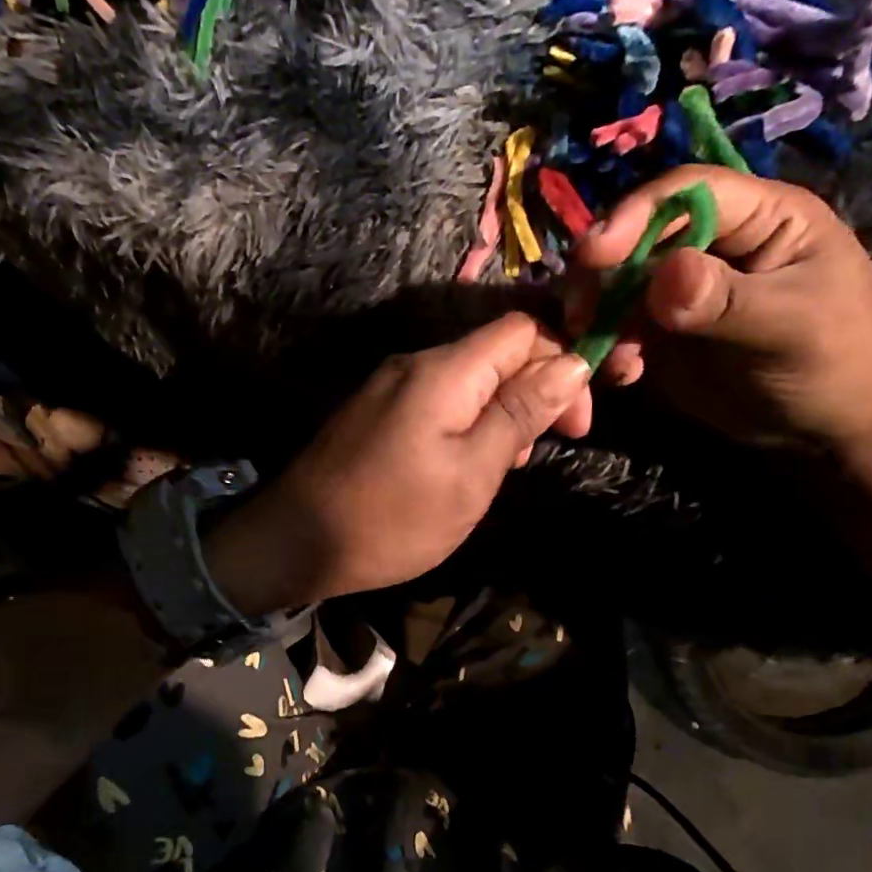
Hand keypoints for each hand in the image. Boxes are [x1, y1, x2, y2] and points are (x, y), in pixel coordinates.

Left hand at [206, 313, 591, 612]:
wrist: (294, 541)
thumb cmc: (392, 518)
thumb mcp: (472, 473)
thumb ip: (521, 412)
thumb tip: (572, 362)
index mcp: (443, 370)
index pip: (523, 330)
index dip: (563, 362)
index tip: (577, 423)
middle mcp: (414, 362)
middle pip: (496, 351)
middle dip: (535, 390)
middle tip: (543, 449)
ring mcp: (390, 385)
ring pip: (469, 378)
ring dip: (502, 411)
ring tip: (507, 466)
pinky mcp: (376, 409)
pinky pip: (438, 398)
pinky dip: (467, 421)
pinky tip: (468, 463)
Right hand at [568, 165, 871, 446]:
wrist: (824, 429)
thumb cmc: (833, 364)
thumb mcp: (790, 328)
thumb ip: (727, 300)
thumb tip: (665, 274)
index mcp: (757, 217)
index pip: (685, 193)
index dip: (635, 214)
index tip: (593, 255)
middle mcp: (709, 241)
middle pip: (633, 237)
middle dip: (601, 276)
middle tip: (580, 319)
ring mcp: (677, 284)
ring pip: (613, 283)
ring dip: (598, 318)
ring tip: (607, 361)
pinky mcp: (656, 325)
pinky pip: (612, 324)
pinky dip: (605, 347)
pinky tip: (622, 374)